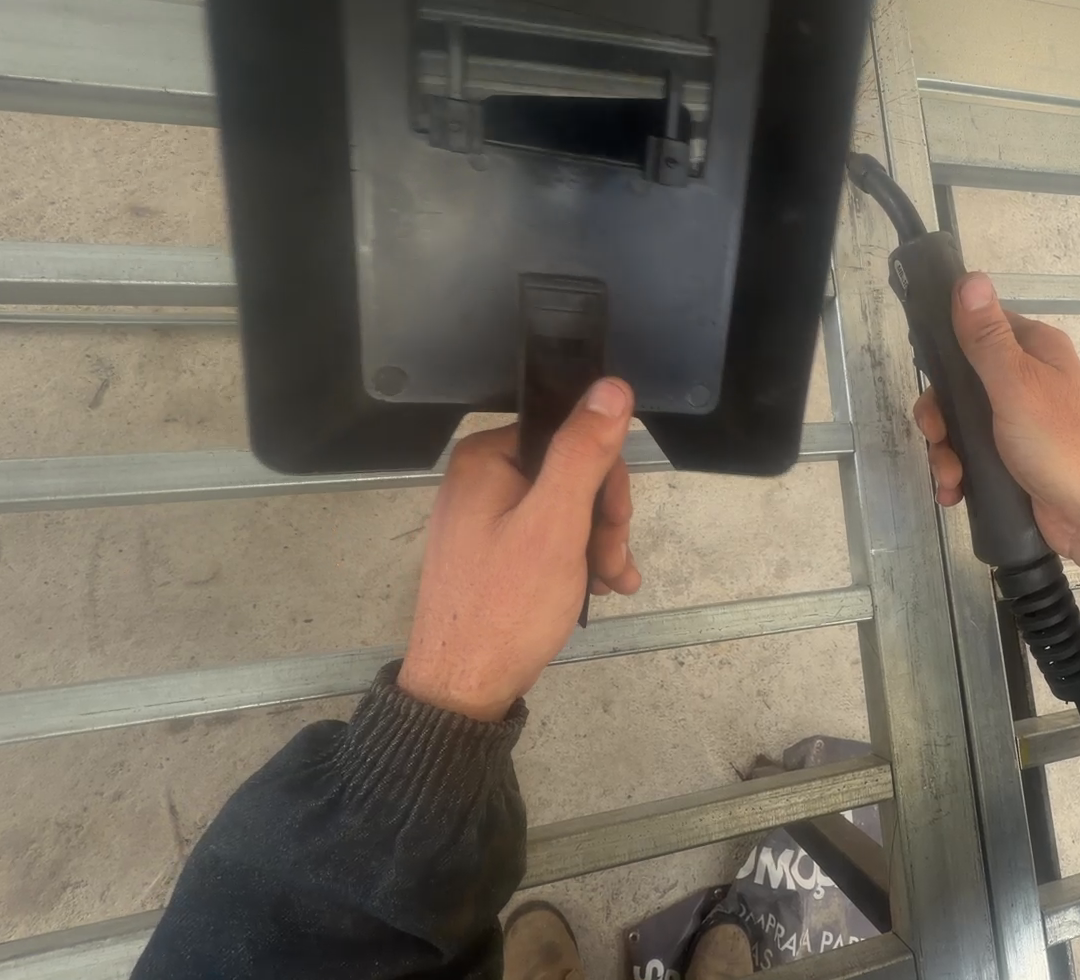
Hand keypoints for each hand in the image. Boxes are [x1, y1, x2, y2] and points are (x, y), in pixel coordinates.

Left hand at [398, 378, 642, 720]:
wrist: (463, 691)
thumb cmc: (509, 605)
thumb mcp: (556, 524)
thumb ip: (583, 454)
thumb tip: (613, 387)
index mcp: (486, 459)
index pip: (569, 437)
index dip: (605, 477)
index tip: (616, 522)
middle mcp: (482, 479)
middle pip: (572, 474)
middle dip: (604, 518)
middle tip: (614, 562)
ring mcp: (487, 516)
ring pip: (569, 507)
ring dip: (601, 542)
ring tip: (612, 581)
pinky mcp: (495, 550)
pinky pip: (551, 535)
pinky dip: (581, 557)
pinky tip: (602, 587)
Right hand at [914, 273, 1079, 596]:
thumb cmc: (1062, 445)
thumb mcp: (1017, 385)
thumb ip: (986, 338)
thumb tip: (969, 277)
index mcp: (1034, 351)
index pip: (978, 330)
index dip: (947, 350)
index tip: (928, 376)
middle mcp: (1027, 382)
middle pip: (960, 384)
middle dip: (940, 416)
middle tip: (937, 437)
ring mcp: (1019, 424)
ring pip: (962, 425)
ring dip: (946, 453)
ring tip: (951, 478)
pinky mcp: (1014, 462)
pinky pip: (973, 458)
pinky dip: (958, 474)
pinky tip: (954, 492)